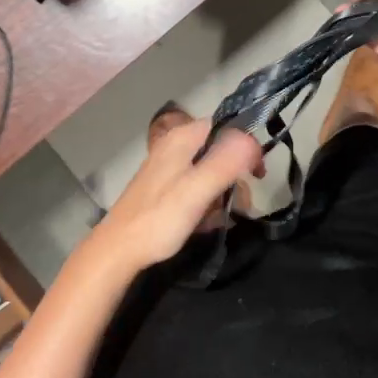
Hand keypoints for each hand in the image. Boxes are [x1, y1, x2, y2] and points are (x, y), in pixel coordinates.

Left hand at [84, 118, 261, 274]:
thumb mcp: (197, 191)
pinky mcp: (166, 188)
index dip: (246, 146)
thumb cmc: (159, 219)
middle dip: (235, 176)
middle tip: (242, 205)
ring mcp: (169, 167)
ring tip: (223, 219)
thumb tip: (252, 139)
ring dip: (222, 193)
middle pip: (219, 150)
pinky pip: (197, 187)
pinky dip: (207, 202)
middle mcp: (175, 146)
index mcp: (182, 138)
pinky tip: (207, 223)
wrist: (119, 250)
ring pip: (209, 171)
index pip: (225, 126)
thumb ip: (225, 163)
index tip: (257, 176)